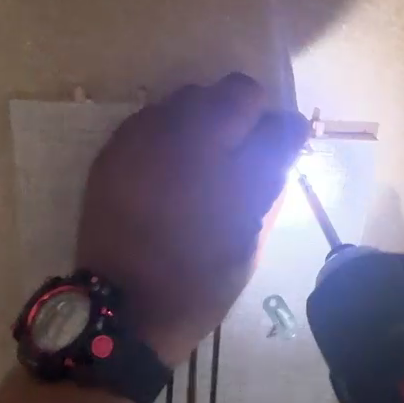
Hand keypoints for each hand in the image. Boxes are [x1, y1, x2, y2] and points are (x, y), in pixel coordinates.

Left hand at [76, 74, 310, 364]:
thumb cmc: (198, 286)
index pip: (278, 127)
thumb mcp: (249, 244)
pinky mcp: (116, 147)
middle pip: (235, 92)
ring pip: (191, 97)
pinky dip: (171, 132)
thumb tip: (281, 153)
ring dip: (208, 118)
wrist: (125, 309)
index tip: (285, 147)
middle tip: (244, 151)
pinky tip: (171, 167)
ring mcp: (148, 137)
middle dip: (248, 115)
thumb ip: (270, 189)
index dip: (287, 136)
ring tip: (205, 159)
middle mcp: (192, 140)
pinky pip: (154, 117)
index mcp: (235, 173)